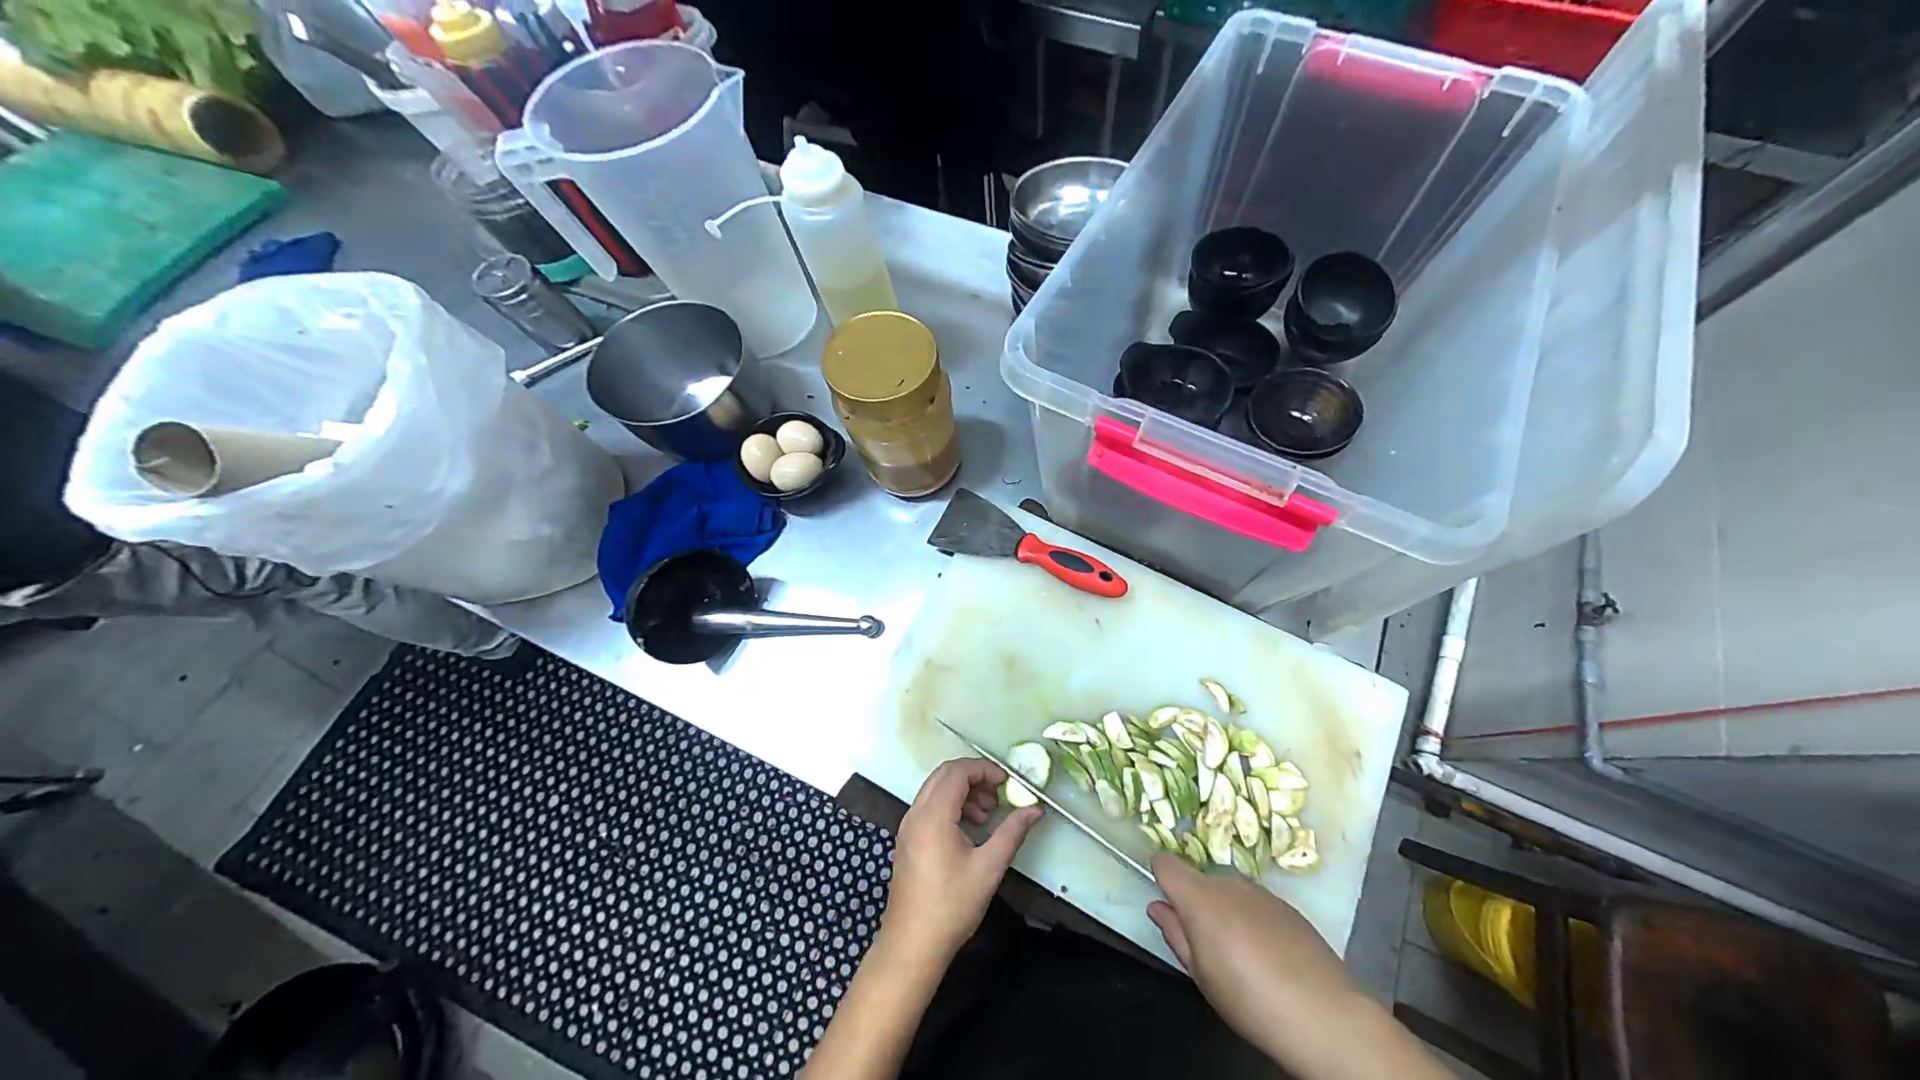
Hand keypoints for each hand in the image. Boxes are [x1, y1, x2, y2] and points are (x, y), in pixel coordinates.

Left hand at [882, 758, 1042, 961]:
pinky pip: (929, 806)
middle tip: (998, 796)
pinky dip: (951, 806)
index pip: (957, 771)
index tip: (1007, 783)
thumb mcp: (989, 867)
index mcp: (932, 816)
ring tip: (987, 817)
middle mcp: (915, 813)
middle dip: (974, 778)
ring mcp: (908, 826)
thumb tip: (1036, 809)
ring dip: (963, 792)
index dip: (984, 769)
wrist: (913, 943)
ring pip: (935, 789)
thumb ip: (1012, 832)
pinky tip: (970, 830)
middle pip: (944, 775)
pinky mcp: (907, 839)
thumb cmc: (952, 905)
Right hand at [1148, 854, 1449, 1079]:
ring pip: (1231, 894)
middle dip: (1197, 906)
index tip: (1168, 905)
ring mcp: (1263, 894)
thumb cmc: (1250, 999)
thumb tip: (1159, 907)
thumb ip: (1174, 934)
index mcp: (1200, 897)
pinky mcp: (1290, 908)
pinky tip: (1270, 960)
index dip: (1161, 878)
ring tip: (1244, 959)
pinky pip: (1258, 906)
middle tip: (1208, 948)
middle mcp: (1230, 884)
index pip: (1166, 863)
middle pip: (1201, 882)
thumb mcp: (1200, 974)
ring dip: (1227, 914)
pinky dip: (1254, 923)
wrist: (1326, 1016)